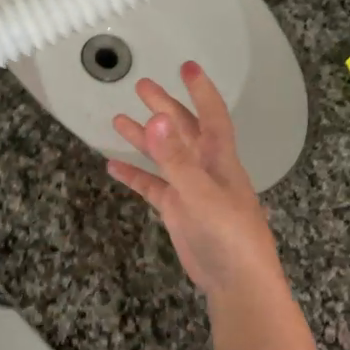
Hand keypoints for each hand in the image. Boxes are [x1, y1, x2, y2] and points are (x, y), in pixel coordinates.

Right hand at [108, 62, 286, 297]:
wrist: (237, 282)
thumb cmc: (228, 233)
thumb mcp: (200, 192)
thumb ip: (175, 157)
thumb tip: (157, 118)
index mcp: (220, 159)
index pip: (211, 116)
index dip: (200, 91)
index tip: (186, 66)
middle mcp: (206, 169)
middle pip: (183, 131)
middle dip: (165, 107)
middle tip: (142, 86)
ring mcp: (190, 190)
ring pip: (164, 157)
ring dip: (144, 138)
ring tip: (117, 120)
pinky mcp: (177, 211)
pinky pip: (152, 186)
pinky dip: (135, 175)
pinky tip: (113, 165)